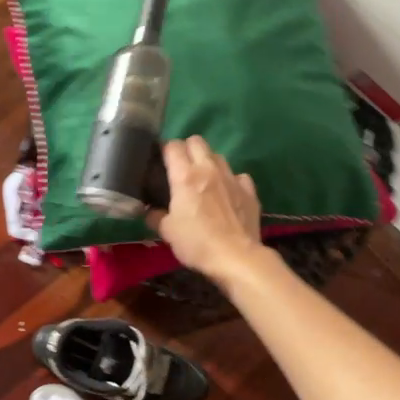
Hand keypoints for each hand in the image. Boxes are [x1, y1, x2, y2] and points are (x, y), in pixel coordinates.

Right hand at [147, 136, 265, 278]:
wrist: (236, 258)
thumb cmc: (196, 242)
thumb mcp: (167, 231)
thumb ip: (155, 215)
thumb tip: (150, 210)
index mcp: (185, 176)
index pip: (172, 146)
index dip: (164, 150)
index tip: (160, 162)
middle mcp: (209, 169)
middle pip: (197, 141)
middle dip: (186, 149)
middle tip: (180, 168)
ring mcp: (232, 178)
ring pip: (218, 155)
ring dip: (208, 162)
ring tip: (203, 179)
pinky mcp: (249, 191)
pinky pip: (238, 175)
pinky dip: (230, 180)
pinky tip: (226, 193)